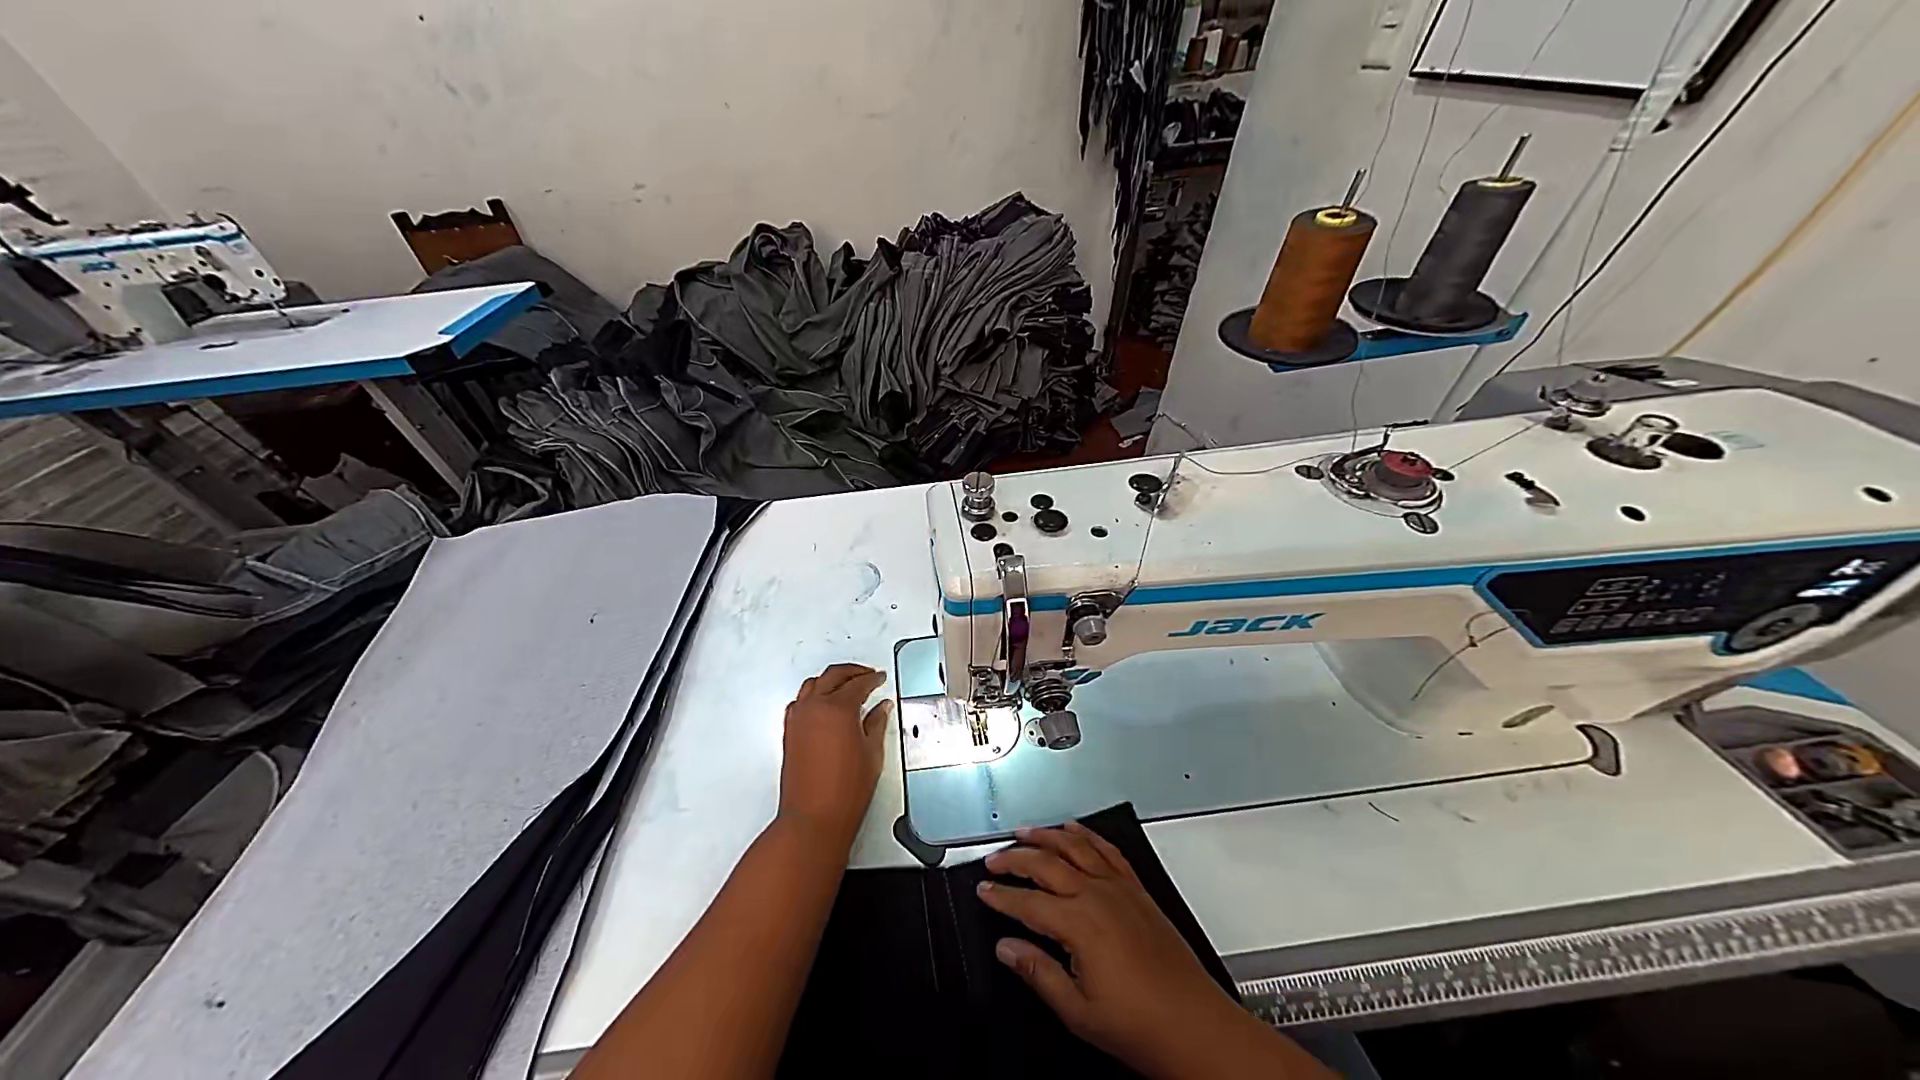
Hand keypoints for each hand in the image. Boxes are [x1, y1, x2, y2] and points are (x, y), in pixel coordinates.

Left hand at [778, 663, 890, 849]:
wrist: (814, 817)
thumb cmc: (842, 792)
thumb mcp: (873, 753)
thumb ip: (877, 723)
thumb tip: (880, 709)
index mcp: (838, 708)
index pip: (859, 683)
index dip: (873, 679)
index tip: (879, 678)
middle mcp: (814, 708)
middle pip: (834, 675)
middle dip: (853, 672)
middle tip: (867, 675)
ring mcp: (798, 719)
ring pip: (814, 684)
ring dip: (831, 680)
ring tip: (846, 685)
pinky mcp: (789, 731)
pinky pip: (800, 700)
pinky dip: (813, 694)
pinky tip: (823, 702)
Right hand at [978, 824, 1329, 1079]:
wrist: (1196, 1027)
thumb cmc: (1144, 1025)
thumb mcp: (1077, 1010)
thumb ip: (1037, 972)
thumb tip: (1007, 948)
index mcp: (1080, 923)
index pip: (1027, 901)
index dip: (1000, 895)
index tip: (983, 890)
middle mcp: (1099, 896)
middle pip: (1046, 863)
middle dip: (1015, 858)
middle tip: (994, 859)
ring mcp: (1121, 889)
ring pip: (1075, 846)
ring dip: (1047, 835)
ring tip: (1026, 831)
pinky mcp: (1138, 890)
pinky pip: (1107, 850)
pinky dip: (1087, 835)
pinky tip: (1076, 831)